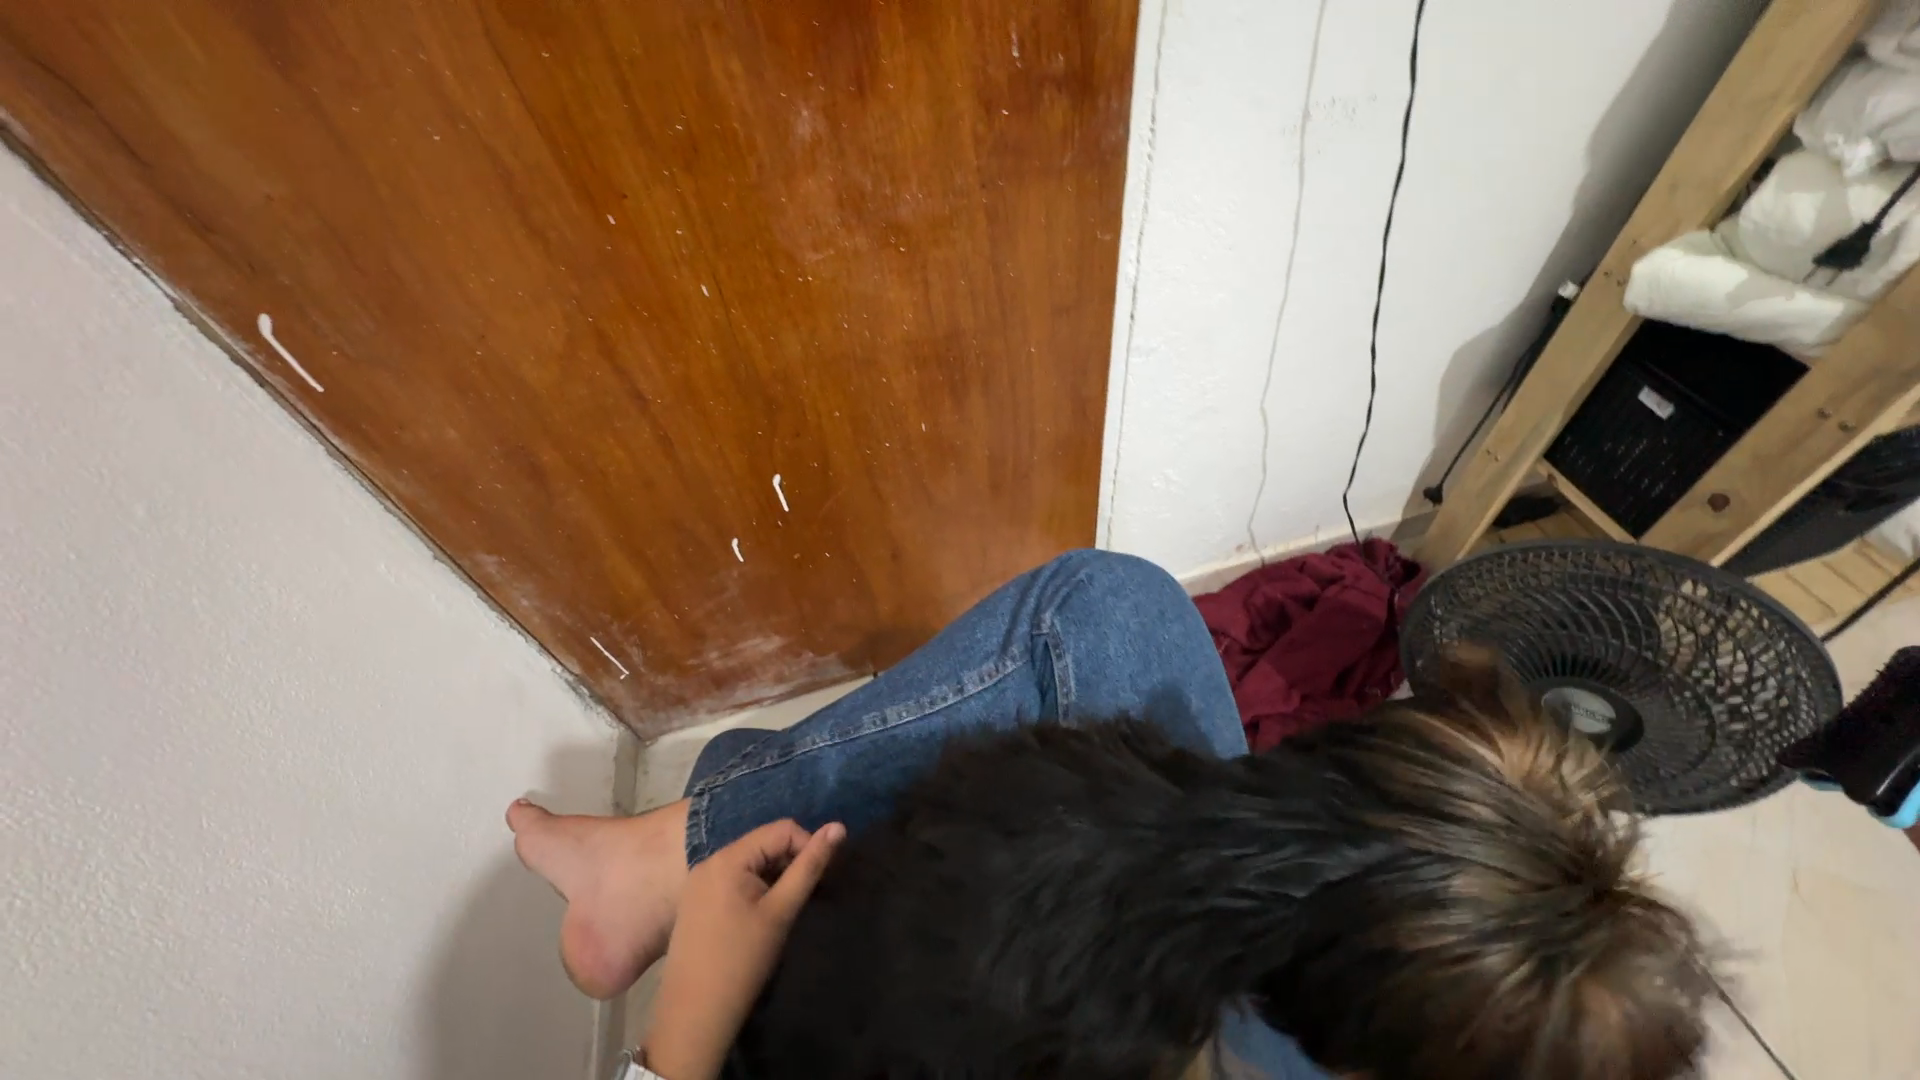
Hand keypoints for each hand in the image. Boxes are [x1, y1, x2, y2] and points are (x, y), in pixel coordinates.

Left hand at [641, 819, 844, 1079]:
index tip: (820, 881)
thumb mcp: (782, 911)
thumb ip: (810, 866)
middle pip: (764, 844)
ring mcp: (698, 882)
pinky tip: (760, 918)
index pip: (781, 829)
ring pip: (750, 862)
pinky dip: (755, 889)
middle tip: (804, 897)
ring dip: (774, 877)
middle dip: (790, 863)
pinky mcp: (695, 902)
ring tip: (784, 909)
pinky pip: (733, 879)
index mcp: (727, 858)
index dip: (808, 847)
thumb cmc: (743, 961)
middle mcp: (709, 861)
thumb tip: (839, 827)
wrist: (694, 1017)